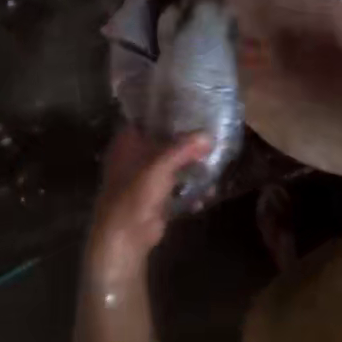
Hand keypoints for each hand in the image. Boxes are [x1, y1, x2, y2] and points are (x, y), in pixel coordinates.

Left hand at [86, 127, 210, 290]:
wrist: (125, 237)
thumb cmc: (134, 195)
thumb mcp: (160, 165)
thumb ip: (184, 148)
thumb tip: (209, 136)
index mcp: (127, 143)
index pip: (147, 118)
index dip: (168, 111)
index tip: (193, 104)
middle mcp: (134, 157)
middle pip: (164, 140)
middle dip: (187, 139)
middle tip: (213, 130)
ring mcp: (145, 178)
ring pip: (173, 163)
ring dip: (192, 163)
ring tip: (217, 158)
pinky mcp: (156, 196)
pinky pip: (178, 185)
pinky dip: (191, 187)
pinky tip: (209, 188)